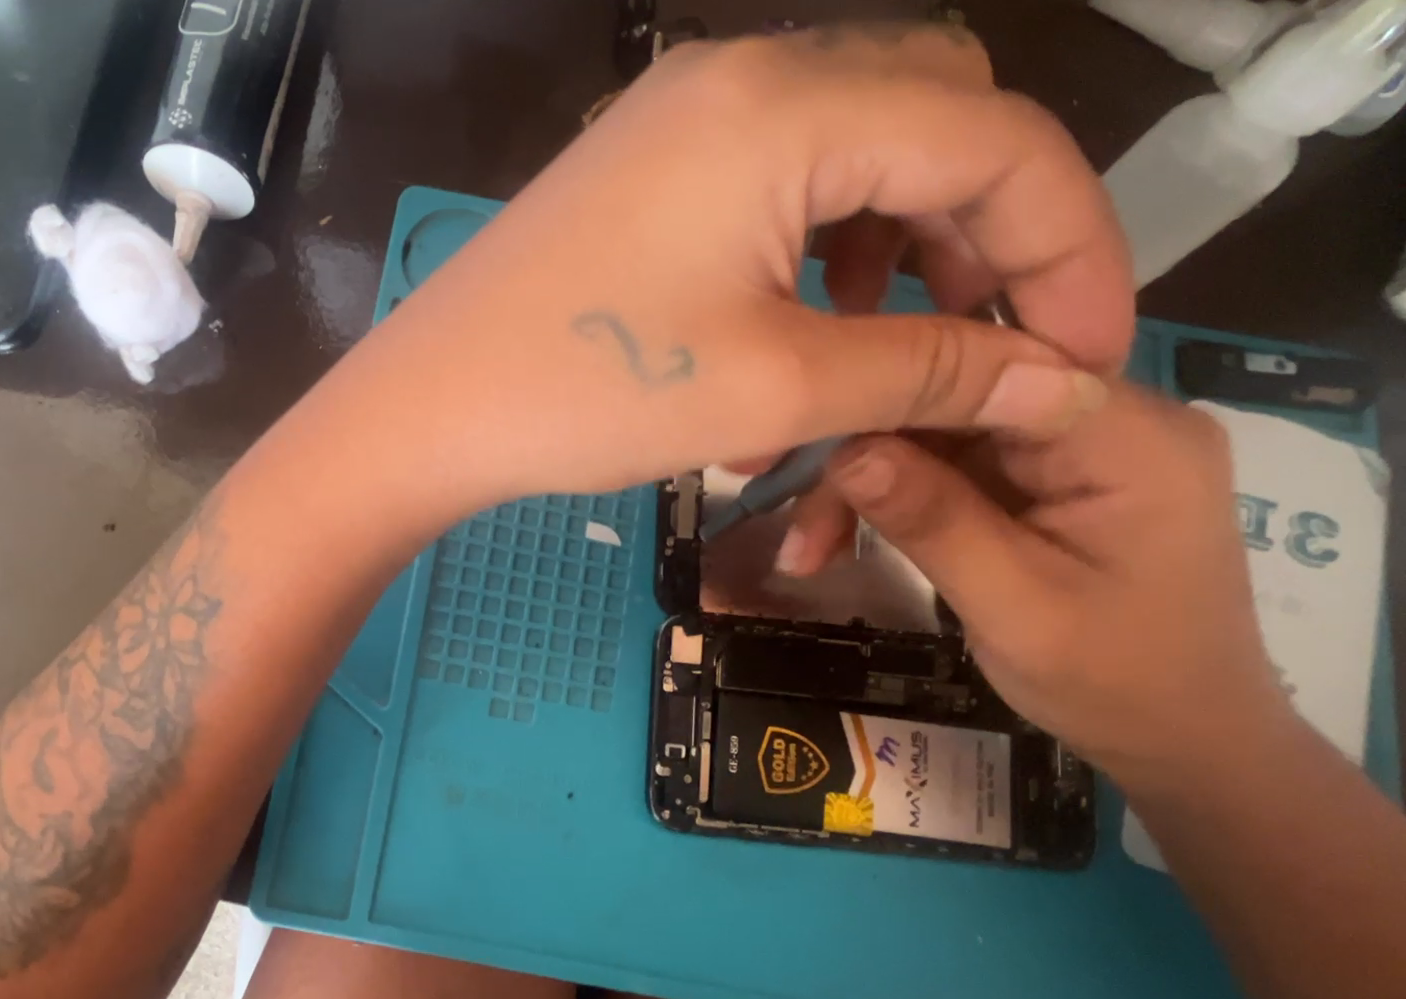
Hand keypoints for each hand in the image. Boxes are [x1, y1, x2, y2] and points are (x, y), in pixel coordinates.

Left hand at [325, 23, 1130, 511]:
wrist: (429, 408)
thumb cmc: (586, 397)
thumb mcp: (775, 391)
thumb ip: (928, 369)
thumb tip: (1056, 376)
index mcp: (786, 105)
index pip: (999, 136)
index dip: (1068, 247)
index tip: (1084, 352)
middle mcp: (741, 75)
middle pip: (935, 119)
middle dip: (987, 232)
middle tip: (991, 345)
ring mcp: (684, 113)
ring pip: (856, 147)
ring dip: (903, 242)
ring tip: (895, 349)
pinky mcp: (648, 163)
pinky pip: (777, 177)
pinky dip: (823, 243)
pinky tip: (809, 321)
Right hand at [823, 384, 1289, 779]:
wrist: (1184, 739)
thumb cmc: (1115, 683)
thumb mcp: (1014, 607)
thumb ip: (933, 520)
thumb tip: (843, 446)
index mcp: (1129, 438)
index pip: (992, 372)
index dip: (892, 395)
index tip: (807, 445)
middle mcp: (1108, 419)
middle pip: (956, 400)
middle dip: (865, 456)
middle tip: (795, 526)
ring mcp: (1073, 446)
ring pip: (939, 434)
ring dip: (867, 486)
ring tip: (807, 549)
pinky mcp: (1044, 474)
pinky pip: (948, 463)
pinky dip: (892, 499)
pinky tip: (842, 537)